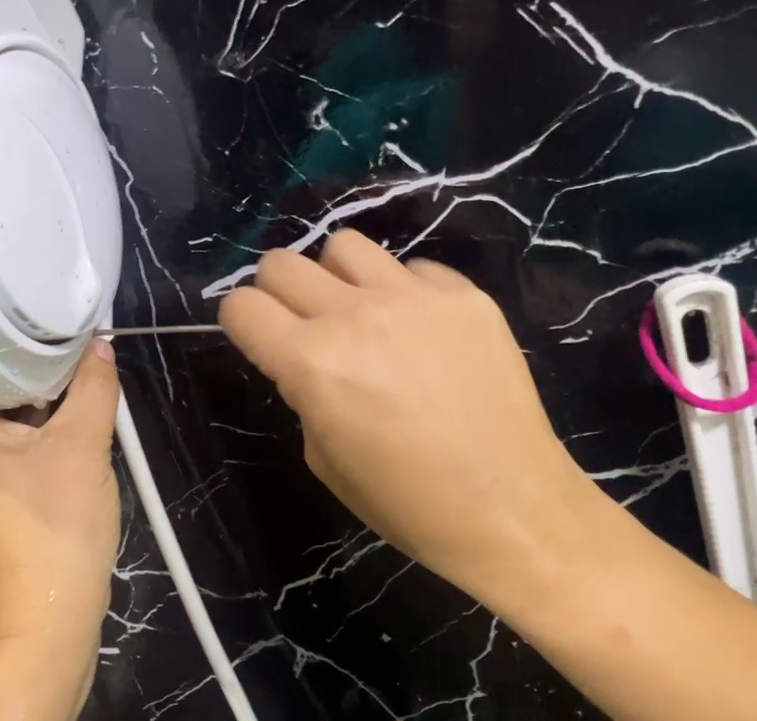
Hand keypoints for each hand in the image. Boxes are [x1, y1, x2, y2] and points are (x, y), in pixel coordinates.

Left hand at [0, 341, 120, 649]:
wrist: (55, 612)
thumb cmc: (54, 523)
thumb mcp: (83, 445)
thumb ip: (93, 388)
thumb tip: (99, 341)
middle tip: (4, 312)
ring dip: (7, 385)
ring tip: (35, 344)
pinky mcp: (0, 492)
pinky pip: (3, 438)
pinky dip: (24, 414)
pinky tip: (55, 398)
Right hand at [219, 229, 598, 596]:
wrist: (515, 512)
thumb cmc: (409, 503)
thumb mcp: (323, 457)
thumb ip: (301, 391)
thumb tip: (303, 357)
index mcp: (312, 364)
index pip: (241, 305)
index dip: (240, 322)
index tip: (257, 338)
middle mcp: (355, 316)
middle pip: (280, 263)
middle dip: (278, 293)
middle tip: (302, 326)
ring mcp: (414, 298)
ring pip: (344, 245)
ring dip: (338, 278)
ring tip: (361, 313)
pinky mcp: (465, 296)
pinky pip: (413, 268)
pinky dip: (405, 292)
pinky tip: (424, 333)